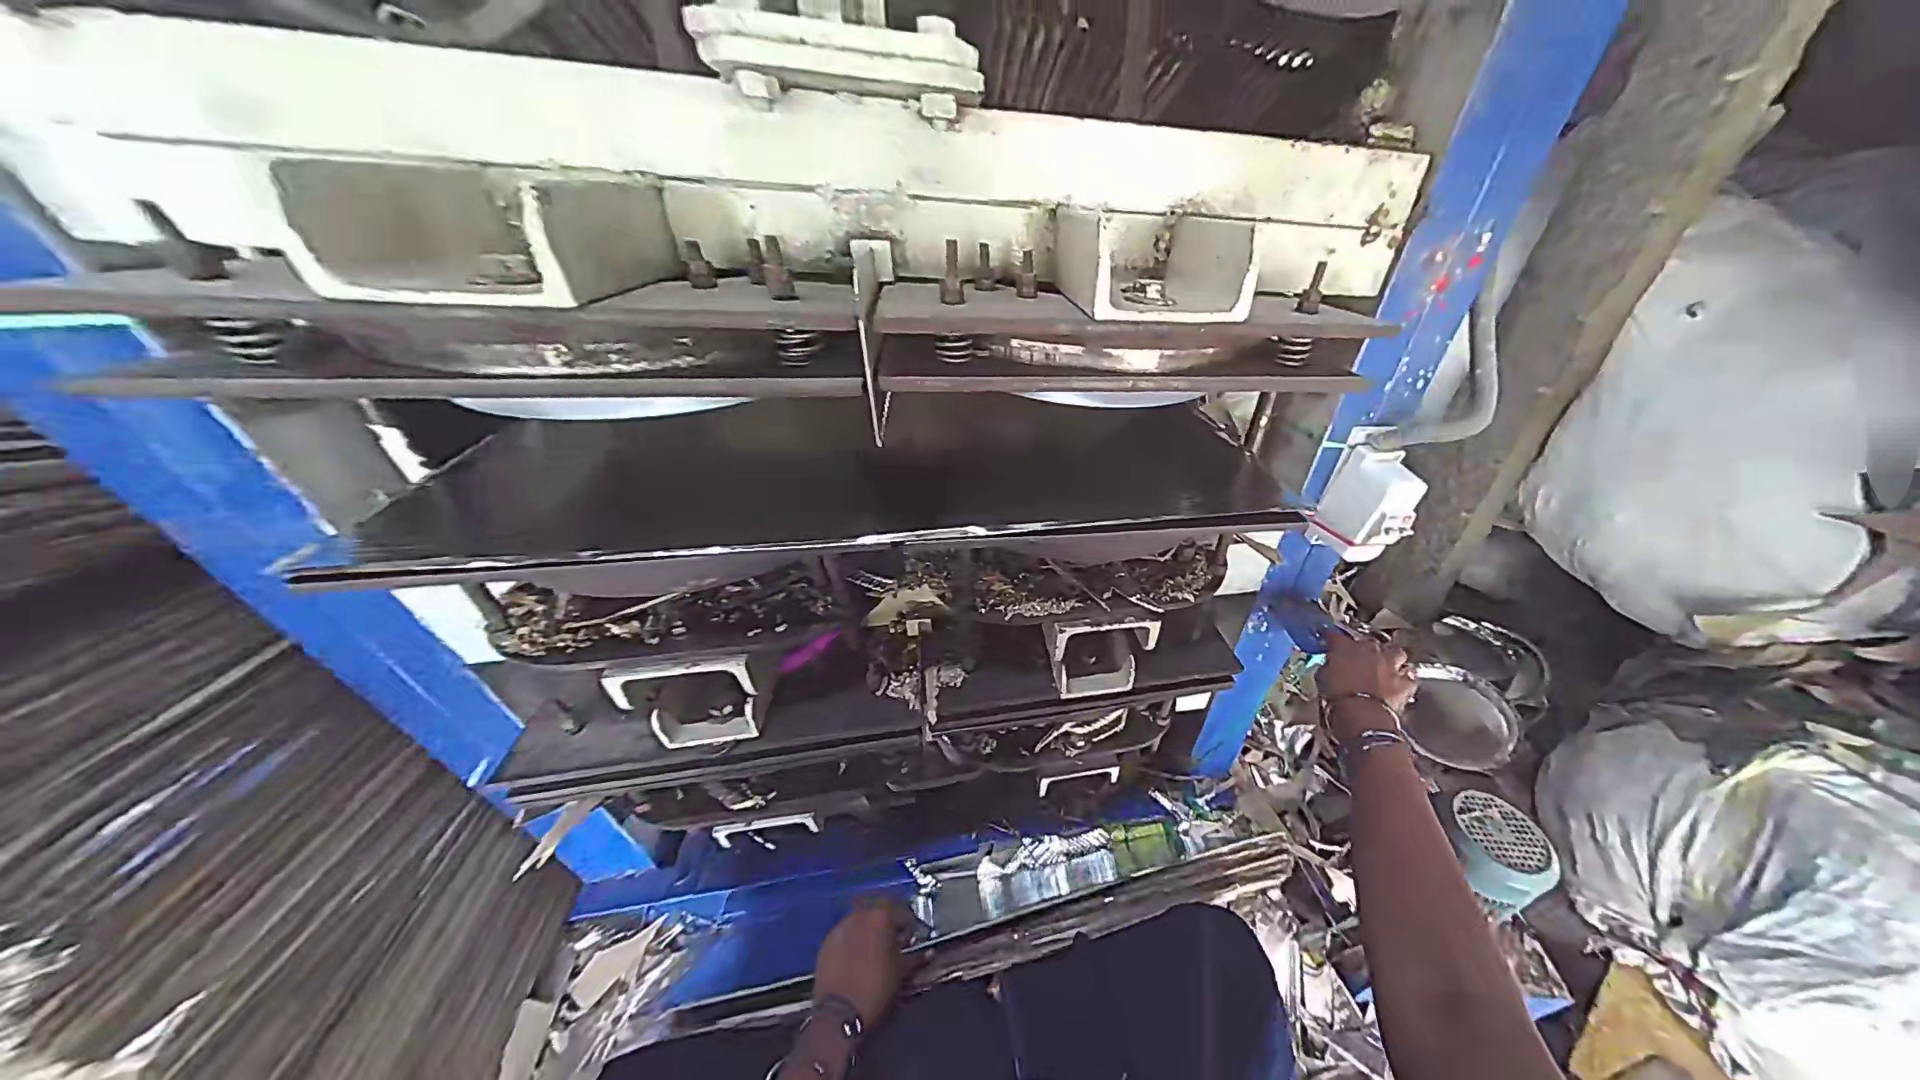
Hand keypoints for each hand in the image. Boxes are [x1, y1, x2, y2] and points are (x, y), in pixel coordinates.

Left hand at [812, 896, 915, 1026]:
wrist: (838, 1013)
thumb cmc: (876, 989)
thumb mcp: (901, 972)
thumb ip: (916, 958)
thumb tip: (928, 954)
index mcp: (881, 917)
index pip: (902, 911)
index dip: (909, 925)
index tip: (910, 938)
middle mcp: (860, 914)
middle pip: (879, 908)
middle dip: (889, 920)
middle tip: (894, 937)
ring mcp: (841, 926)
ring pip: (860, 918)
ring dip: (870, 927)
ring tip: (874, 946)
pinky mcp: (828, 940)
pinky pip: (846, 932)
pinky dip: (854, 937)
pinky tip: (856, 955)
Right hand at [1319, 630, 1416, 741]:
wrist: (1362, 715)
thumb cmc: (1338, 696)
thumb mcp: (1321, 677)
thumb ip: (1328, 666)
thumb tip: (1330, 666)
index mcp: (1346, 647)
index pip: (1336, 635)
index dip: (1332, 638)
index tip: (1329, 641)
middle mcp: (1371, 650)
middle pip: (1370, 642)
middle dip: (1365, 648)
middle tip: (1359, 656)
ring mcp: (1391, 665)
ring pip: (1396, 653)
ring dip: (1391, 657)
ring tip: (1385, 664)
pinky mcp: (1406, 683)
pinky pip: (1409, 676)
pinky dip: (1404, 677)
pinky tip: (1399, 681)